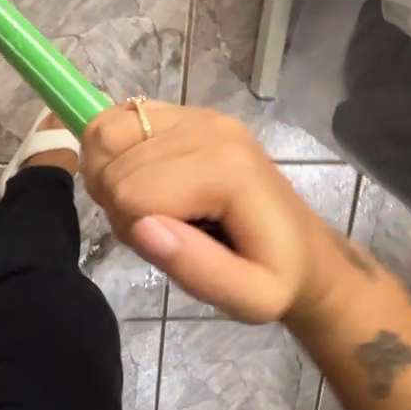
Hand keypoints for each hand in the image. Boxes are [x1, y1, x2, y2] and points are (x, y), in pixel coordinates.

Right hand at [81, 101, 385, 325]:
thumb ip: (197, 269)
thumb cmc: (275, 277)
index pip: (130, 192)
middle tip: (157, 232)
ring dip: (110, 176)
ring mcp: (197, 114)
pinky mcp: (186, 112)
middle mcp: (210, 129)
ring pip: (107, 133)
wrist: (303, 249)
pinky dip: (111, 149)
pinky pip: (118, 115)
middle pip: (115, 163)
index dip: (132, 231)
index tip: (164, 250)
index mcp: (227, 172)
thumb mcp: (249, 297)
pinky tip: (138, 176)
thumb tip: (144, 227)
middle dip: (119, 206)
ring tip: (145, 203)